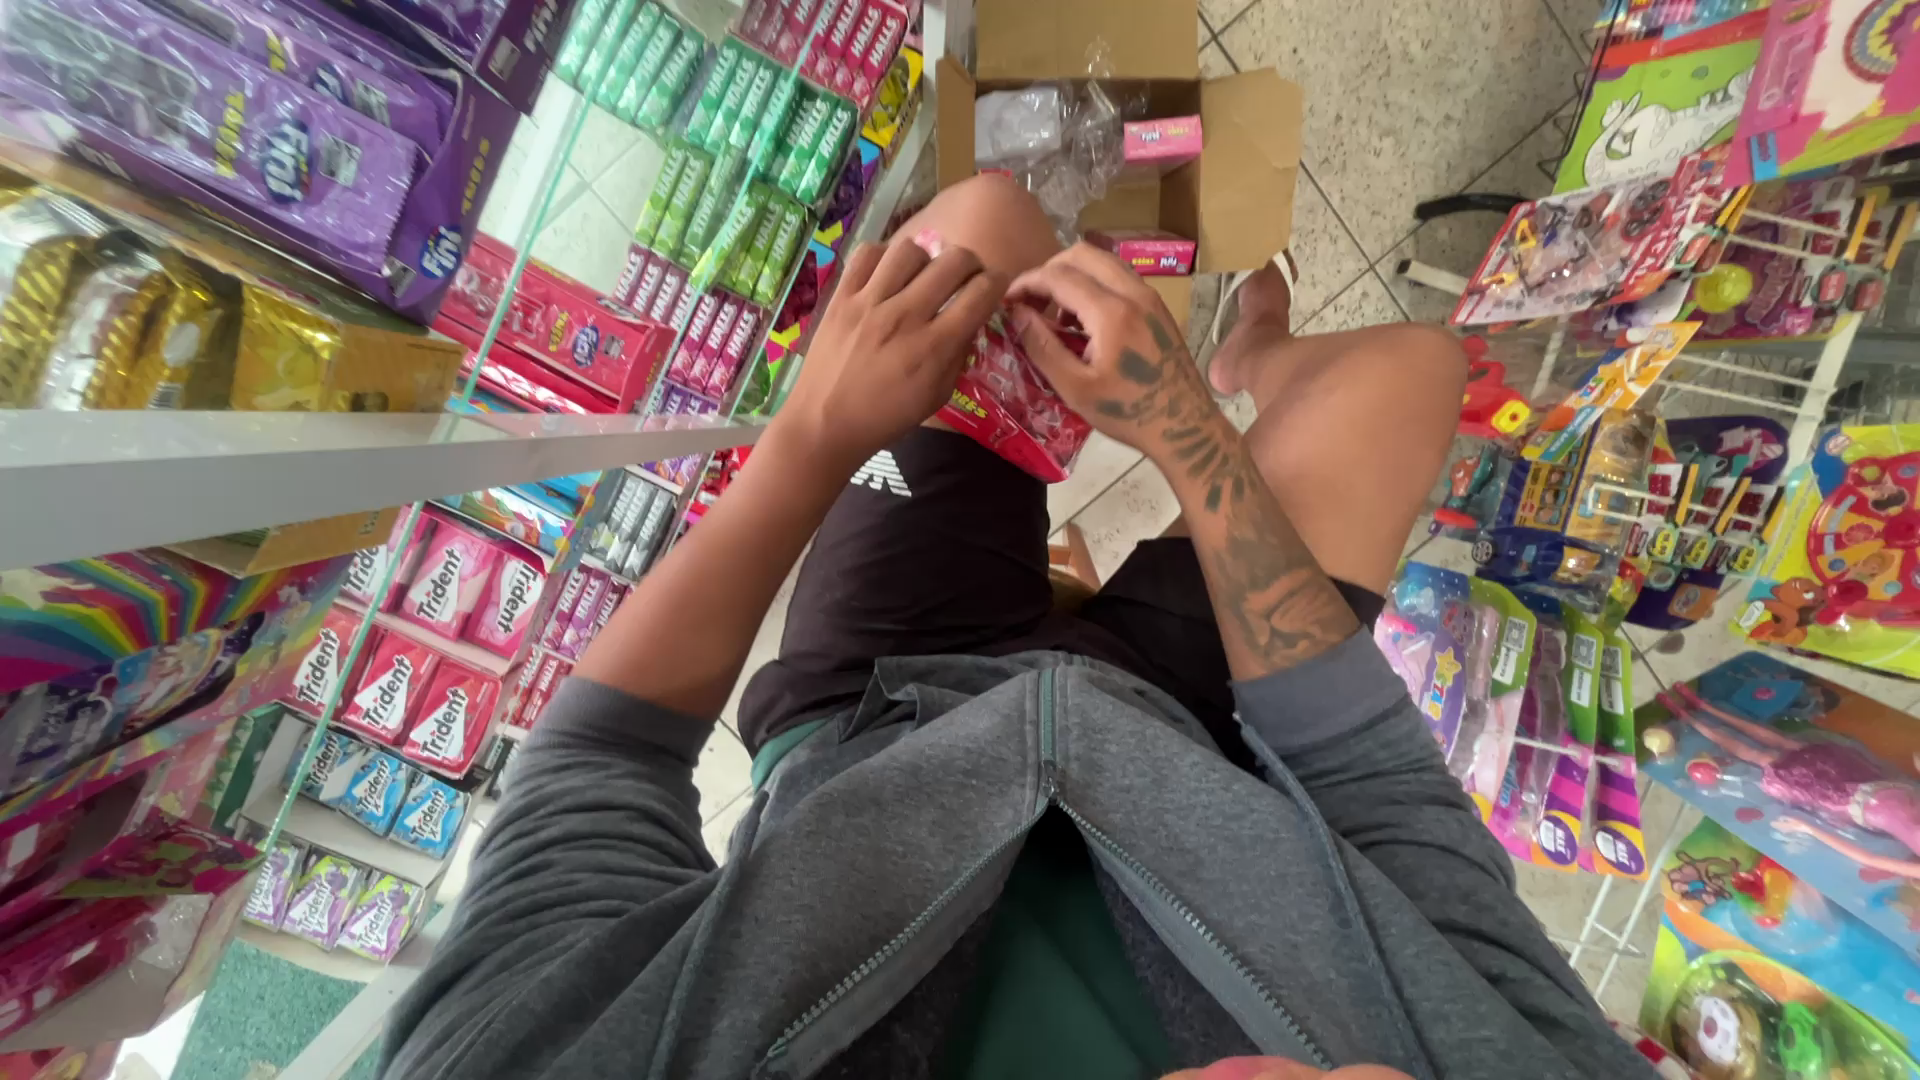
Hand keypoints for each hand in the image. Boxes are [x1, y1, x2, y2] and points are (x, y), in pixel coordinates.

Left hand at [774, 235, 1004, 471]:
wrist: (825, 424)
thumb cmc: (885, 418)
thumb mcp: (936, 397)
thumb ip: (958, 357)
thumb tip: (970, 322)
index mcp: (934, 347)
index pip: (980, 294)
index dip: (997, 283)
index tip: (995, 285)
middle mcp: (905, 317)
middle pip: (952, 261)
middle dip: (970, 263)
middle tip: (965, 276)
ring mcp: (869, 303)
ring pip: (910, 250)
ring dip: (926, 258)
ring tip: (921, 275)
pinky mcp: (840, 297)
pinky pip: (867, 254)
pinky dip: (883, 257)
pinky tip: (886, 275)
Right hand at [1007, 244, 1220, 460]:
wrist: (1183, 425)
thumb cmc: (1126, 413)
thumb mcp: (1075, 388)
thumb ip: (1042, 347)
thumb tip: (1017, 313)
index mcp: (1111, 312)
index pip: (1058, 276)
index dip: (1026, 283)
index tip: (1006, 300)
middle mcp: (1133, 293)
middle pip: (1082, 254)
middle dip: (1048, 271)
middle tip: (1030, 302)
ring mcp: (1150, 297)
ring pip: (1103, 262)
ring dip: (1072, 276)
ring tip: (1054, 314)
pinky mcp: (1157, 307)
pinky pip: (1118, 277)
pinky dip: (1093, 285)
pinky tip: (1082, 322)